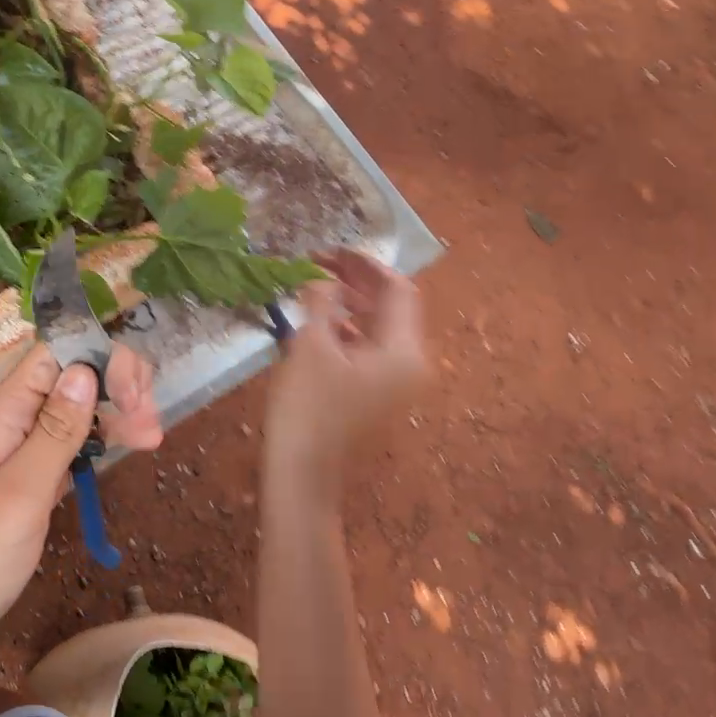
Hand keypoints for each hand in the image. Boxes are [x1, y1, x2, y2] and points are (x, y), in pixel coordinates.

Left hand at [0, 344, 158, 665]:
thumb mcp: (20, 494)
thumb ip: (54, 432)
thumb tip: (86, 370)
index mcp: (2, 410)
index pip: (55, 354)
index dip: (100, 359)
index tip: (135, 398)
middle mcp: (10, 416)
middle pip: (70, 374)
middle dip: (116, 385)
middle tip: (150, 428)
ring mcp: (18, 445)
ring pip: (74, 406)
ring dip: (114, 413)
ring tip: (151, 439)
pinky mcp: (28, 473)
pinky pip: (68, 440)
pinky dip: (99, 441)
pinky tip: (128, 449)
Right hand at [268, 249, 425, 498]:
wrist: (303, 467)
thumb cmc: (308, 405)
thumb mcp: (311, 345)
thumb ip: (321, 302)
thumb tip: (321, 277)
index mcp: (405, 351)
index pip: (398, 290)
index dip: (366, 264)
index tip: (330, 249)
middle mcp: (411, 362)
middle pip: (391, 306)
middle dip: (356, 280)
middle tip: (316, 261)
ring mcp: (395, 379)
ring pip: (378, 325)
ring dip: (350, 300)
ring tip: (313, 283)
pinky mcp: (376, 389)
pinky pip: (368, 345)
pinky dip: (347, 325)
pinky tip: (319, 317)